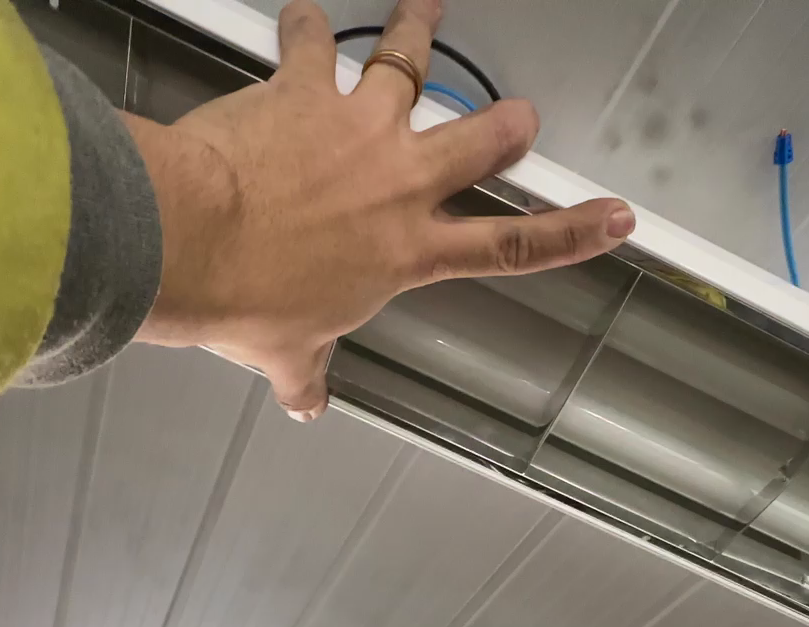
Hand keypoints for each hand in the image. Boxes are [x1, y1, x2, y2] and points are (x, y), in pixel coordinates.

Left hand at [127, 0, 635, 420]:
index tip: (614, 216)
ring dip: (420, 33)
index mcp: (409, 252)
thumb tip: (304, 405)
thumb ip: (306, 379)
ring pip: (409, 64)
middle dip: (506, 127)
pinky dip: (306, 27)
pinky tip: (304, 17)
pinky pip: (311, 40)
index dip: (571, 233)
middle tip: (521, 118)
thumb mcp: (290, 355)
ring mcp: (358, 127)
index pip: (510, 246)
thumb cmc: (249, 305)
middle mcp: (399, 183)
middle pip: (479, 141)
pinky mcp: (305, 87)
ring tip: (428, 9)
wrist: (194, 245)